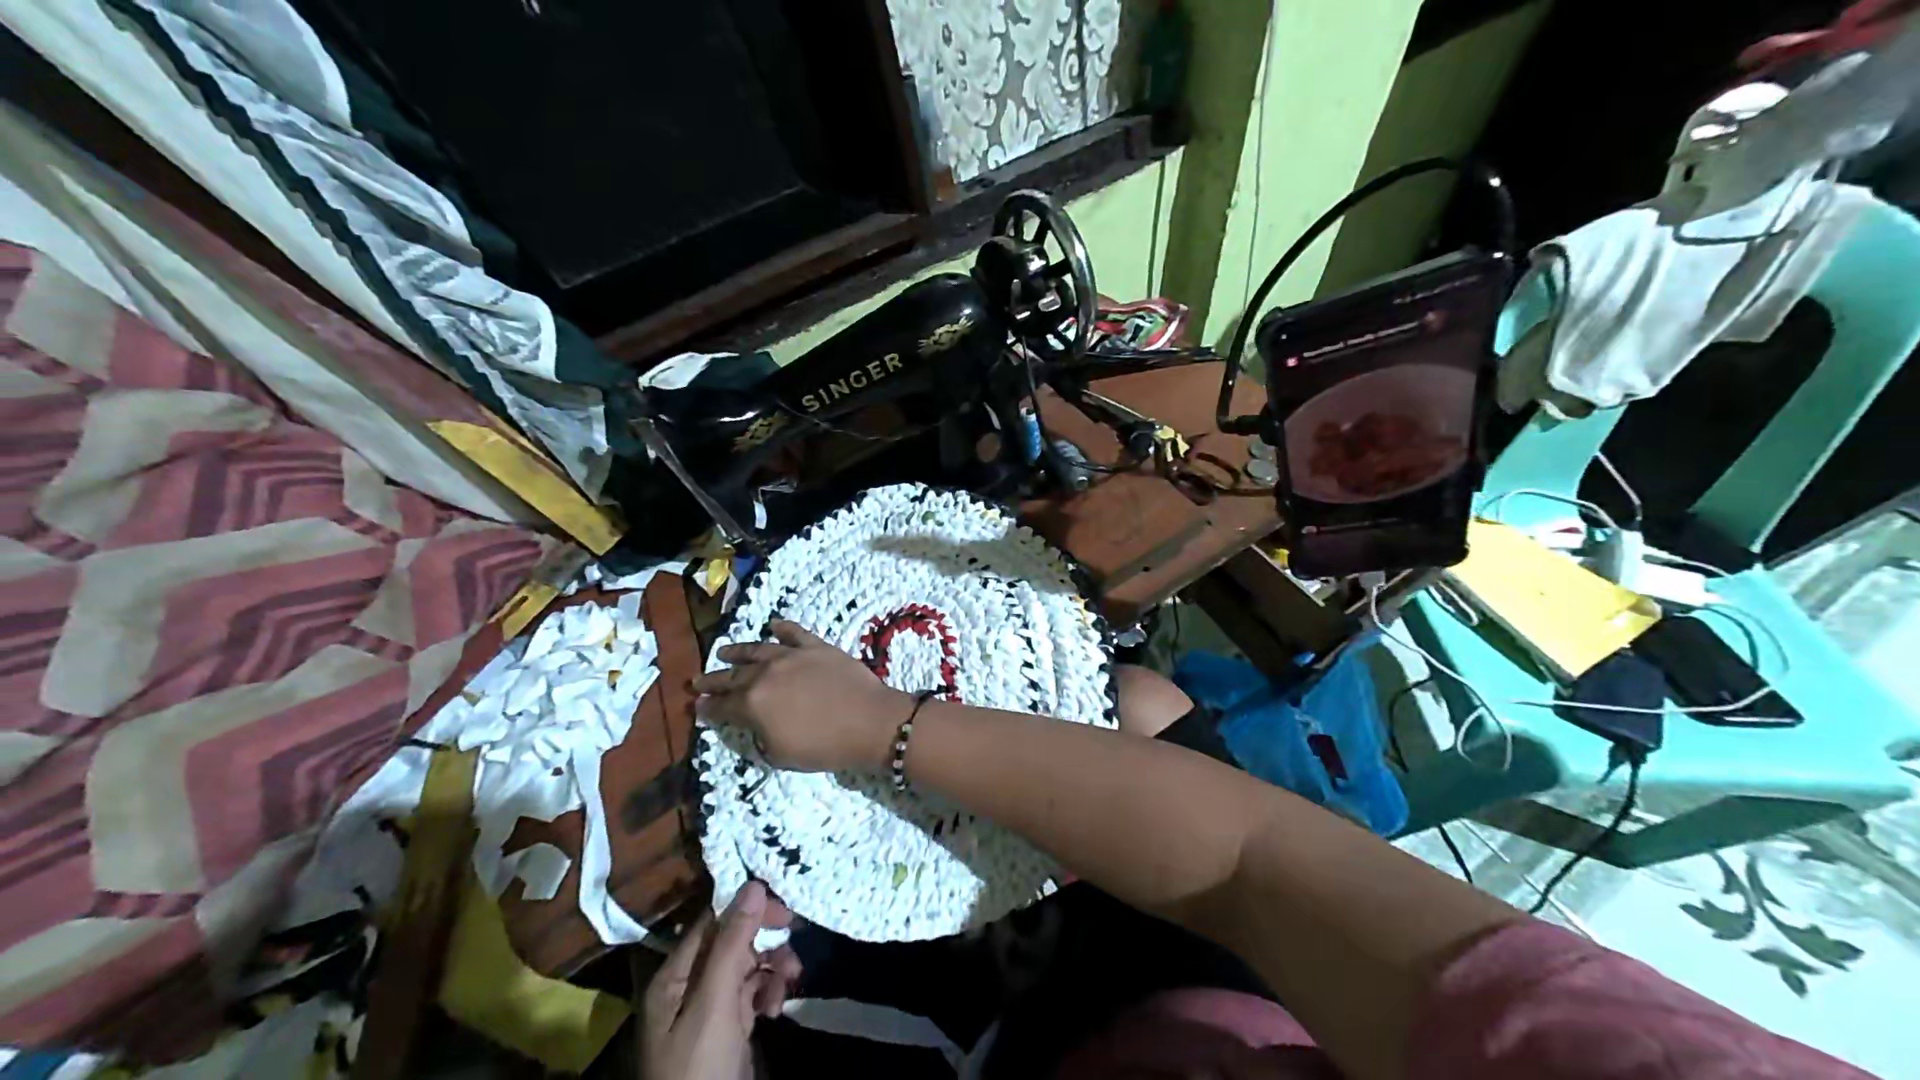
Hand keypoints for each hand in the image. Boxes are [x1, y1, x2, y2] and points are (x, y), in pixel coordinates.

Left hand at [642, 881, 801, 1079]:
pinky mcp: (729, 1030)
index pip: (712, 922)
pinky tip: (778, 1006)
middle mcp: (689, 986)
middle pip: (732, 942)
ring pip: (747, 967)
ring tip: (791, 978)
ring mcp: (710, 1010)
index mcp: (675, 976)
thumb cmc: (699, 1068)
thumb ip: (732, 943)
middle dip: (764, 939)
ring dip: (772, 967)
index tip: (782, 907)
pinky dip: (769, 993)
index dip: (746, 908)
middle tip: (794, 936)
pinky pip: (753, 994)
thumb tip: (754, 884)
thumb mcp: (715, 1004)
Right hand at [694, 620, 910, 772]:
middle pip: (732, 676)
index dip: (707, 708)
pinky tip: (774, 625)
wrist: (868, 721)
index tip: (697, 707)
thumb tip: (754, 726)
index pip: (722, 706)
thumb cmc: (824, 746)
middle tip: (698, 681)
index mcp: (752, 704)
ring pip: (757, 650)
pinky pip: (794, 632)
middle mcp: (765, 674)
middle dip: (713, 680)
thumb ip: (759, 739)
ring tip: (724, 652)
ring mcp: (791, 656)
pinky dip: (782, 628)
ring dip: (737, 652)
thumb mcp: (780, 755)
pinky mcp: (816, 646)